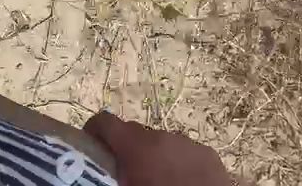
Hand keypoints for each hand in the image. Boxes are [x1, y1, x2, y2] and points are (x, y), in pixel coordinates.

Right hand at [85, 113, 230, 185]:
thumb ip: (114, 174)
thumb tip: (102, 172)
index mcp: (135, 145)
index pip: (104, 121)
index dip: (94, 131)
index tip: (90, 145)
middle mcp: (159, 135)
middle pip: (136, 135)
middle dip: (130, 151)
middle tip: (130, 176)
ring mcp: (187, 143)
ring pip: (163, 144)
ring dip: (158, 159)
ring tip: (161, 183)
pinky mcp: (211, 156)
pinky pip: (188, 154)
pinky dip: (182, 166)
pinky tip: (186, 185)